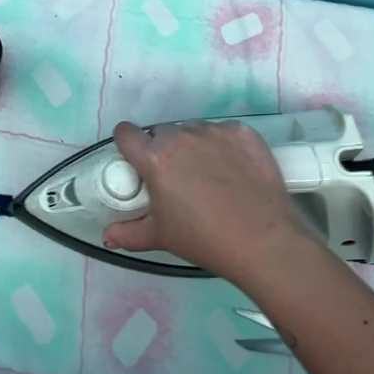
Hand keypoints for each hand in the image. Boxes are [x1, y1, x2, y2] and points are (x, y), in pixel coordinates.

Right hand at [101, 120, 305, 278]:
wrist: (266, 243)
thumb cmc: (206, 240)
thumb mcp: (161, 237)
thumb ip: (128, 232)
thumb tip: (107, 235)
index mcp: (155, 157)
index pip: (126, 133)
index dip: (128, 146)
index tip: (137, 162)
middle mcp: (181, 136)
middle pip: (162, 133)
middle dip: (164, 150)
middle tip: (177, 180)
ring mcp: (214, 131)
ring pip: (193, 130)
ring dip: (193, 146)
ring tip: (209, 177)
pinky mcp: (243, 132)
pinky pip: (223, 132)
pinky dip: (224, 146)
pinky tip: (234, 171)